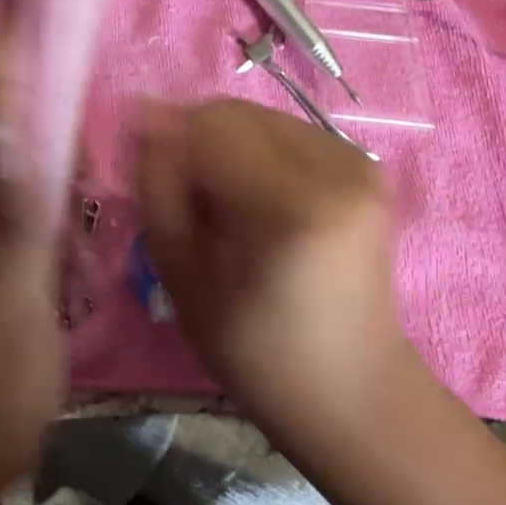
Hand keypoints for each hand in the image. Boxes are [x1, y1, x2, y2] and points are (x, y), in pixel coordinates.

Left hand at [0, 0, 65, 504]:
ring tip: (68, 81)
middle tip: (62, 1)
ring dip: (41, 101)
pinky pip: (25, 181)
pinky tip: (72, 178)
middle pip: (6, 96)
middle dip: (33, 41)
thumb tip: (5, 118)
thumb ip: (9, 211)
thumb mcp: (2, 303)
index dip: (10, 18)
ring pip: (16, 137)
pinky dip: (51, 163)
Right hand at [135, 98, 410, 435]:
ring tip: (221, 204)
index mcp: (292, 206)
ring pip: (254, 117)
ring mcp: (357, 163)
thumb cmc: (258, 351)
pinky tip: (254, 200)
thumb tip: (142, 121)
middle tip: (183, 198)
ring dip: (222, 145)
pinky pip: (283, 131)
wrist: (356, 391)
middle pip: (231, 113)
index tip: (145, 177)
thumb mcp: (184, 279)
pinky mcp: (363, 166)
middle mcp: (335, 169)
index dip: (163, 139)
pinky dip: (254, 152)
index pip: (205, 127)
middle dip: (192, 141)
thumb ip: (157, 191)